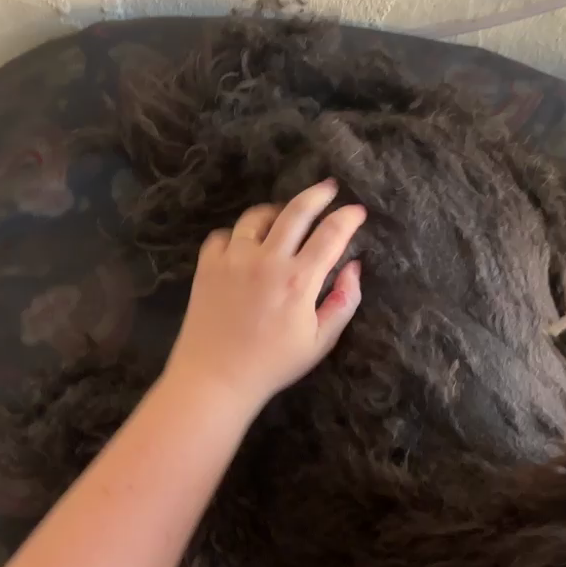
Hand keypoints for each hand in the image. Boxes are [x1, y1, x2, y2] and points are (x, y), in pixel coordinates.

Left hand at [162, 179, 365, 409]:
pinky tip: (247, 246)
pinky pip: (225, 235)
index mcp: (299, 280)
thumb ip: (343, 302)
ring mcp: (233, 259)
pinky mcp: (208, 265)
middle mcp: (267, 260)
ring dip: (277, 212)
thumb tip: (354, 268)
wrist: (214, 378)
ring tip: (285, 216)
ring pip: (258, 217)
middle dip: (318, 195)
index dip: (348, 217)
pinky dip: (239, 236)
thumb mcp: (320, 341)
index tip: (357, 211)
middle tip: (328, 188)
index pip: (331, 234)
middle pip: (296, 211)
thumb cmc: (272, 364)